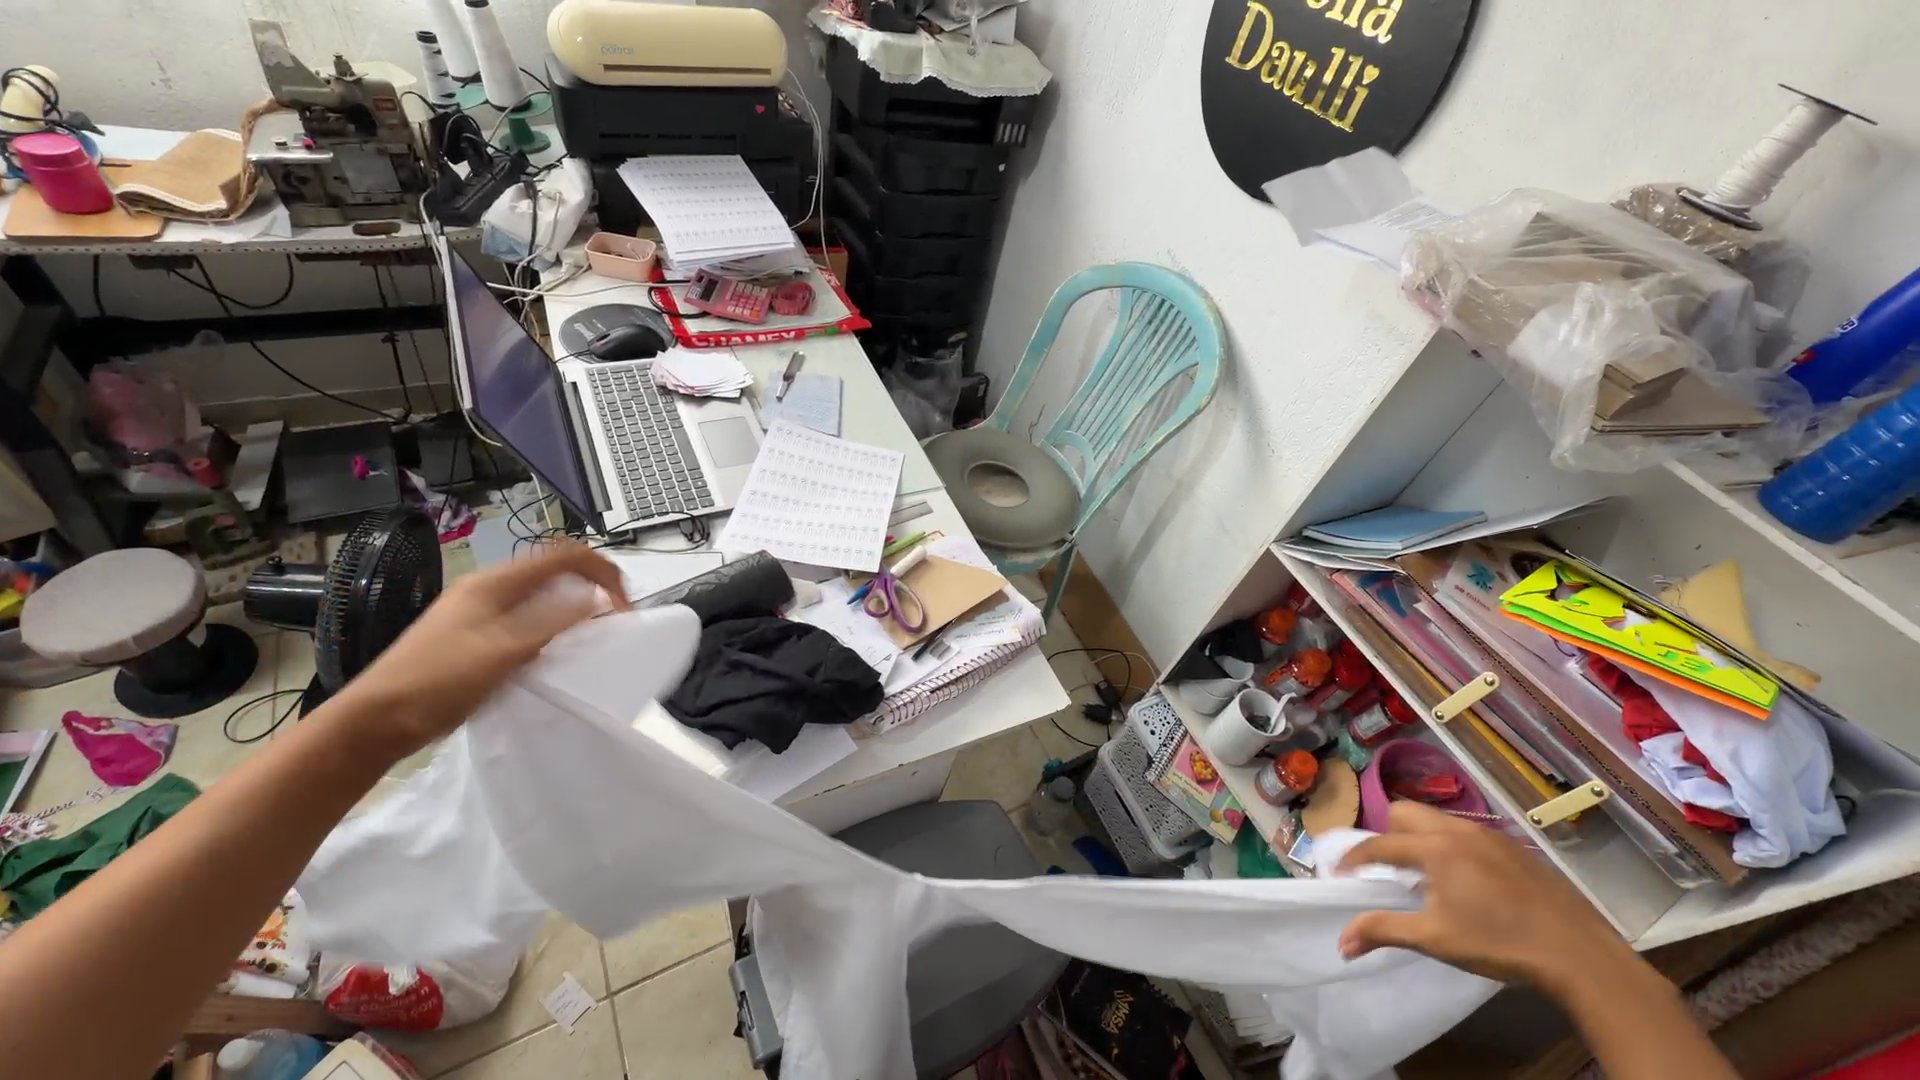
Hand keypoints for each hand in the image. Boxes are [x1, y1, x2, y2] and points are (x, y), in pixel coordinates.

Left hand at [324, 541, 628, 763]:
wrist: (377, 720)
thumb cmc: (438, 681)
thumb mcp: (504, 650)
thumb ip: (553, 620)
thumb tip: (596, 597)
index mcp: (496, 582)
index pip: (566, 555)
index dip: (603, 574)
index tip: (624, 609)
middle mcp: (491, 588)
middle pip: (558, 572)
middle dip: (594, 590)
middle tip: (615, 624)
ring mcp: (483, 611)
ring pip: (545, 597)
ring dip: (575, 611)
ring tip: (593, 639)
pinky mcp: (479, 635)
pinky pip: (530, 620)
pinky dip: (555, 628)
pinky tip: (559, 653)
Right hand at [1337, 801, 1630, 996]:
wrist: (1580, 955)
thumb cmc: (1499, 944)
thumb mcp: (1435, 940)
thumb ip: (1384, 931)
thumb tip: (1343, 943)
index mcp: (1435, 848)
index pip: (1380, 843)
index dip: (1355, 857)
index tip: (1339, 873)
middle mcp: (1459, 831)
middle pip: (1405, 812)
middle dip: (1386, 833)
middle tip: (1386, 867)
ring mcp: (1492, 836)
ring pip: (1439, 820)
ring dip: (1420, 838)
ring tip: (1425, 875)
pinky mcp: (1516, 849)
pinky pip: (1468, 834)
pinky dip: (1452, 846)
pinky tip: (1467, 882)